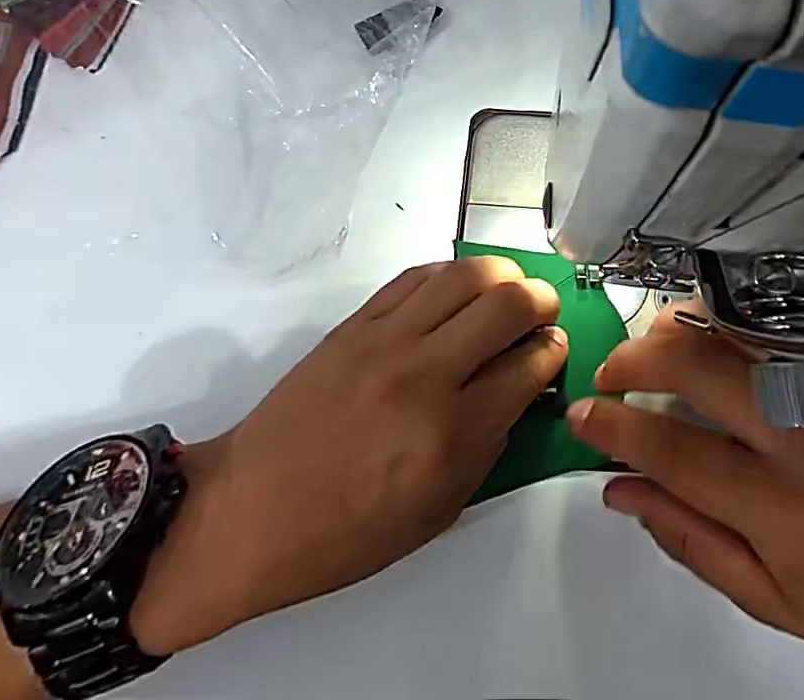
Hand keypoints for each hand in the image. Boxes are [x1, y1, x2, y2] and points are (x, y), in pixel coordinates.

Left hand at [131, 257, 565, 653]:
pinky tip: (460, 285)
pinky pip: (414, 278)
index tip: (555, 347)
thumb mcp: (436, 511)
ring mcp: (385, 341)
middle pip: (505, 306)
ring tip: (511, 284)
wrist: (248, 512)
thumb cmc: (346, 530)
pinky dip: (449, 273)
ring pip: (463, 276)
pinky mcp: (354, 324)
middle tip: (545, 308)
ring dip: (502, 272)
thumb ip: (487, 448)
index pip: (526, 368)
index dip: (553, 352)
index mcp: (449, 435)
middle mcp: (424, 376)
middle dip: (541, 299)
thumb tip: (518, 392)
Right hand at [568, 306, 803, 699]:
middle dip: (635, 362)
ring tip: (643, 355)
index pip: (675, 452)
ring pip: (729, 336)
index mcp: (779, 507)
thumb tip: (619, 491)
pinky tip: (693, 345)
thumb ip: (686, 538)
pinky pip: (758, 335)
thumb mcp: (766, 598)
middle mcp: (799, 437)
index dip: (616, 429)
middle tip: (608, 378)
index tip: (580, 415)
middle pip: (697, 369)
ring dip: (671, 335)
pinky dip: (713, 331)